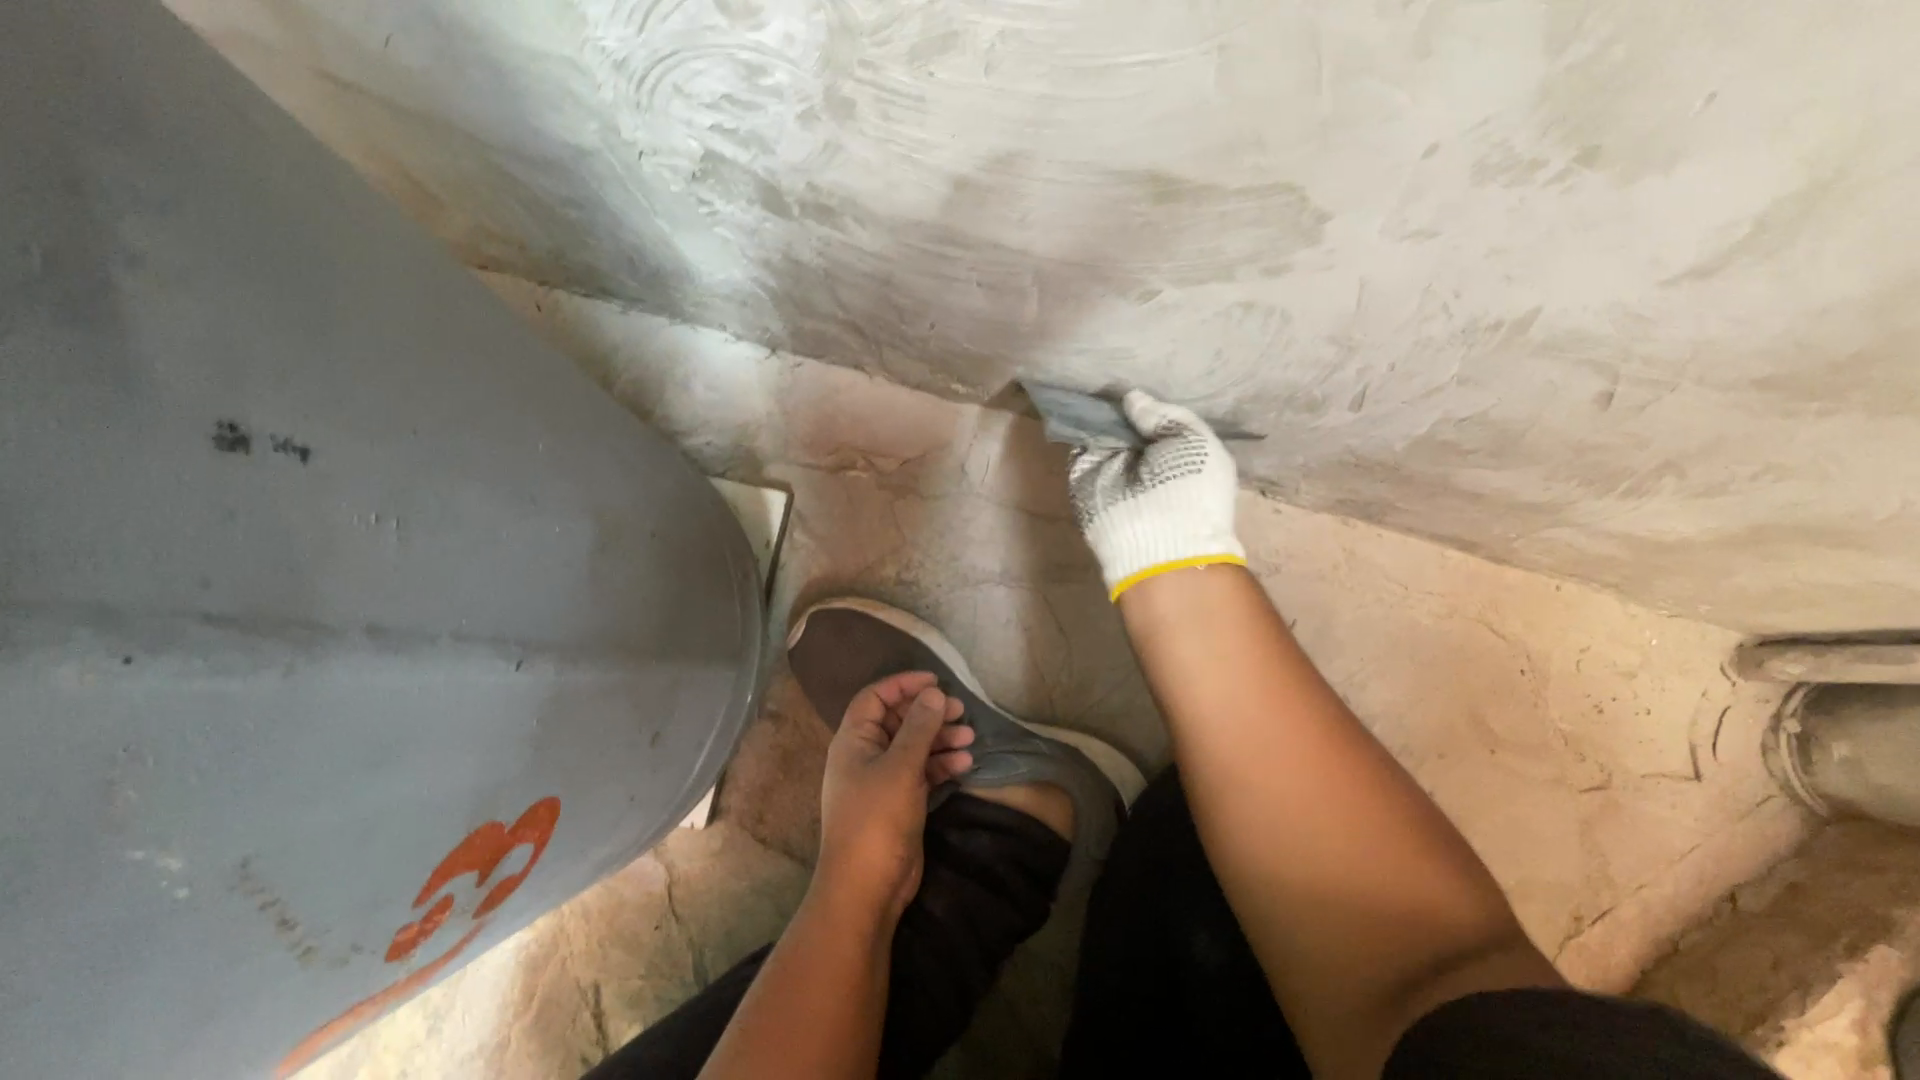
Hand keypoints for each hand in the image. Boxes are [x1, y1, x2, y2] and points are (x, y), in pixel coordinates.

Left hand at [815, 672, 974, 923]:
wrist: (866, 885)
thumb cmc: (876, 818)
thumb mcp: (901, 767)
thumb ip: (919, 727)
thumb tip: (933, 693)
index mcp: (853, 740)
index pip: (875, 698)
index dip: (903, 684)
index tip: (936, 681)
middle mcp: (864, 755)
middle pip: (898, 721)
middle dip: (928, 713)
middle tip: (960, 710)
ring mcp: (882, 780)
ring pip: (913, 747)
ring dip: (940, 739)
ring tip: (970, 737)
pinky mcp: (899, 802)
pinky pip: (921, 772)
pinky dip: (941, 765)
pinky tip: (964, 763)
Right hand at [1066, 389, 1245, 599]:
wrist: (1159, 536)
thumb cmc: (1192, 488)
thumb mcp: (1196, 441)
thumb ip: (1166, 414)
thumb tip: (1133, 398)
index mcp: (1179, 453)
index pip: (1158, 419)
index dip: (1147, 398)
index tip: (1136, 370)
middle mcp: (1144, 459)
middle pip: (1126, 422)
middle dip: (1117, 400)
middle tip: (1107, 369)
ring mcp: (1112, 468)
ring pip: (1100, 429)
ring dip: (1094, 408)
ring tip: (1088, 376)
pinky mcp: (1084, 476)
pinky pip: (1077, 443)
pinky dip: (1074, 422)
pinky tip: (1073, 397)